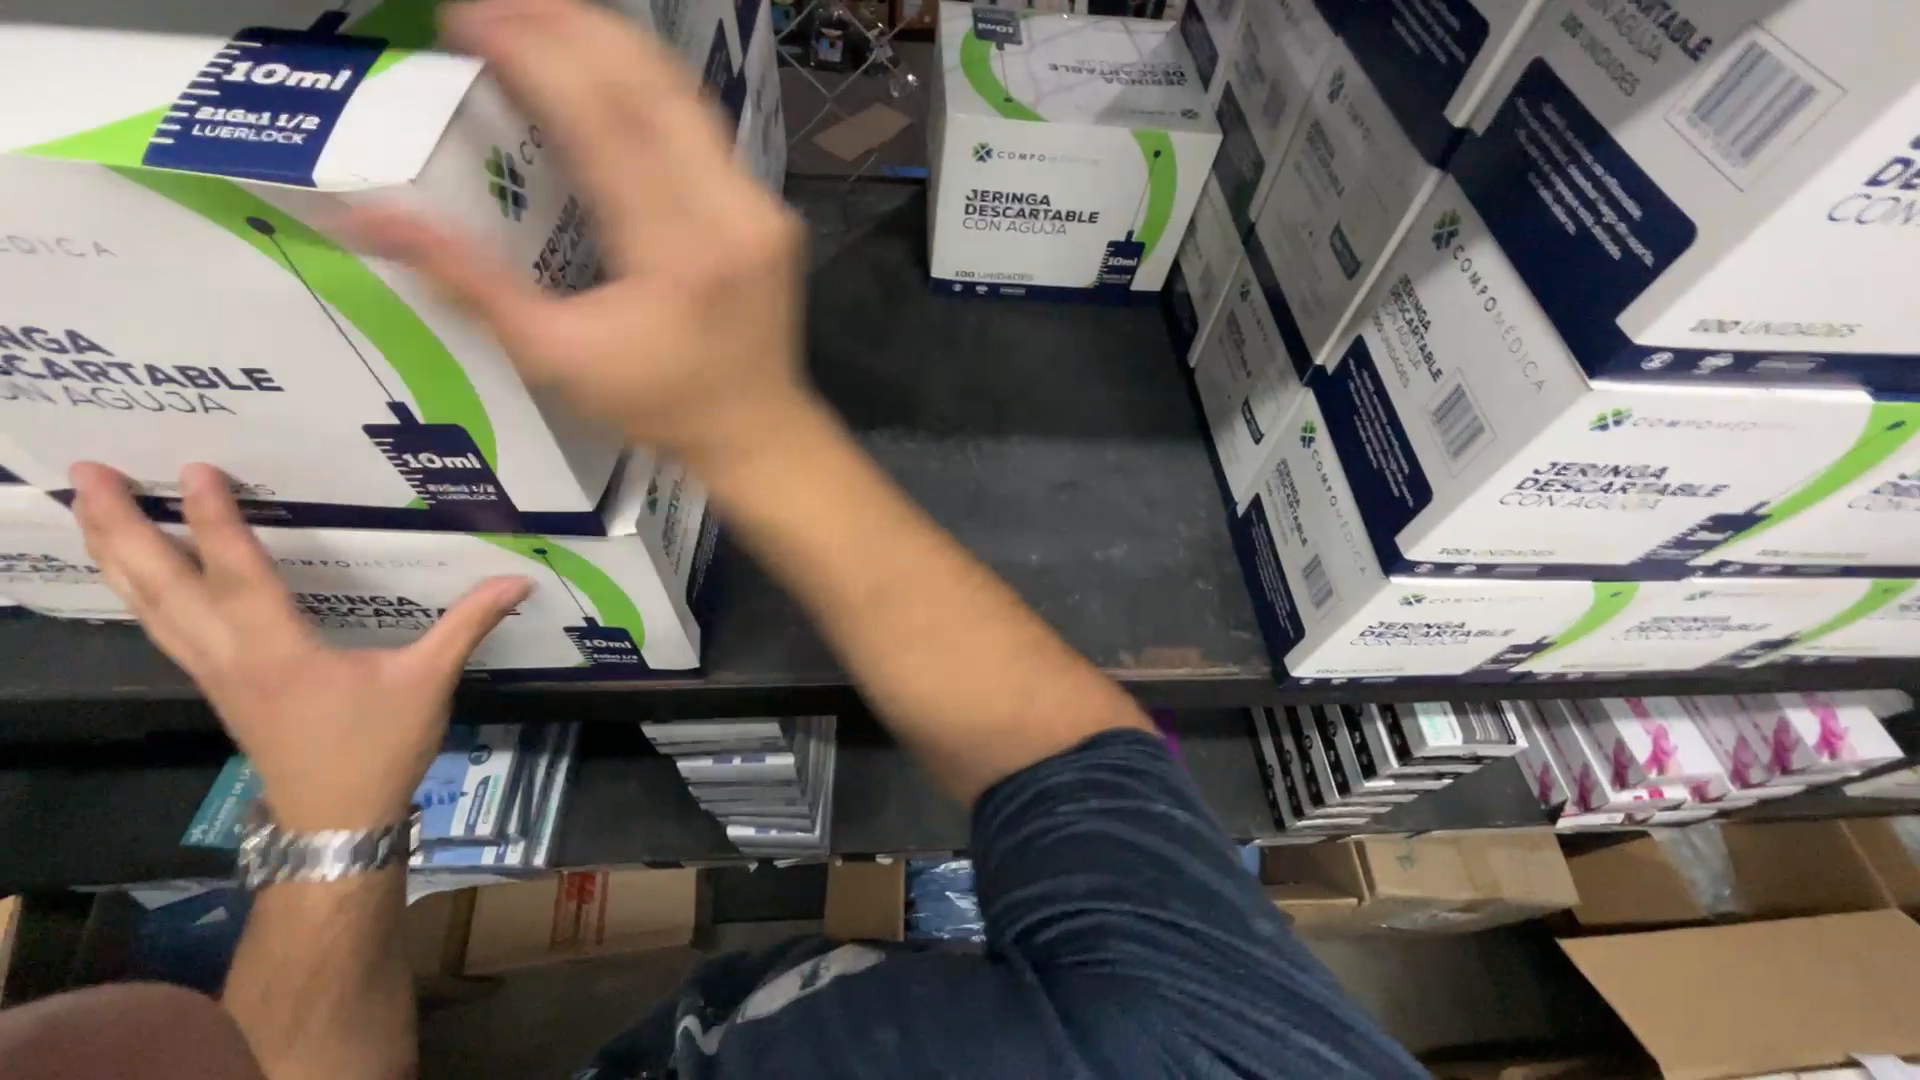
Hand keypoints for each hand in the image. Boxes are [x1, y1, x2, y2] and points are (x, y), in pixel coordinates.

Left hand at [69, 462, 530, 830]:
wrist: (335, 817)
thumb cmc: (380, 746)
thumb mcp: (430, 681)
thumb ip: (468, 624)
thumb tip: (519, 580)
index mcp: (278, 652)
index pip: (238, 573)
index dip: (217, 520)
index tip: (195, 469)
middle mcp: (228, 656)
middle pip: (157, 584)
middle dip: (117, 526)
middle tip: (82, 471)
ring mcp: (213, 673)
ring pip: (145, 606)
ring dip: (113, 554)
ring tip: (88, 506)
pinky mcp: (217, 685)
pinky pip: (161, 627)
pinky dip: (138, 590)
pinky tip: (138, 576)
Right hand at [347, 0, 812, 470]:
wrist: (759, 429)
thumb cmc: (661, 405)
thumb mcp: (558, 359)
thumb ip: (471, 283)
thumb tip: (367, 217)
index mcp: (678, 254)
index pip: (605, 123)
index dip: (536, 55)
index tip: (468, 20)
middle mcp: (731, 216)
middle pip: (652, 87)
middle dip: (571, 26)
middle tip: (499, 4)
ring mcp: (762, 209)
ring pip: (687, 98)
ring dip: (614, 48)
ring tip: (544, 21)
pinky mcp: (772, 212)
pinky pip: (706, 130)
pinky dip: (650, 93)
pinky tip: (607, 81)